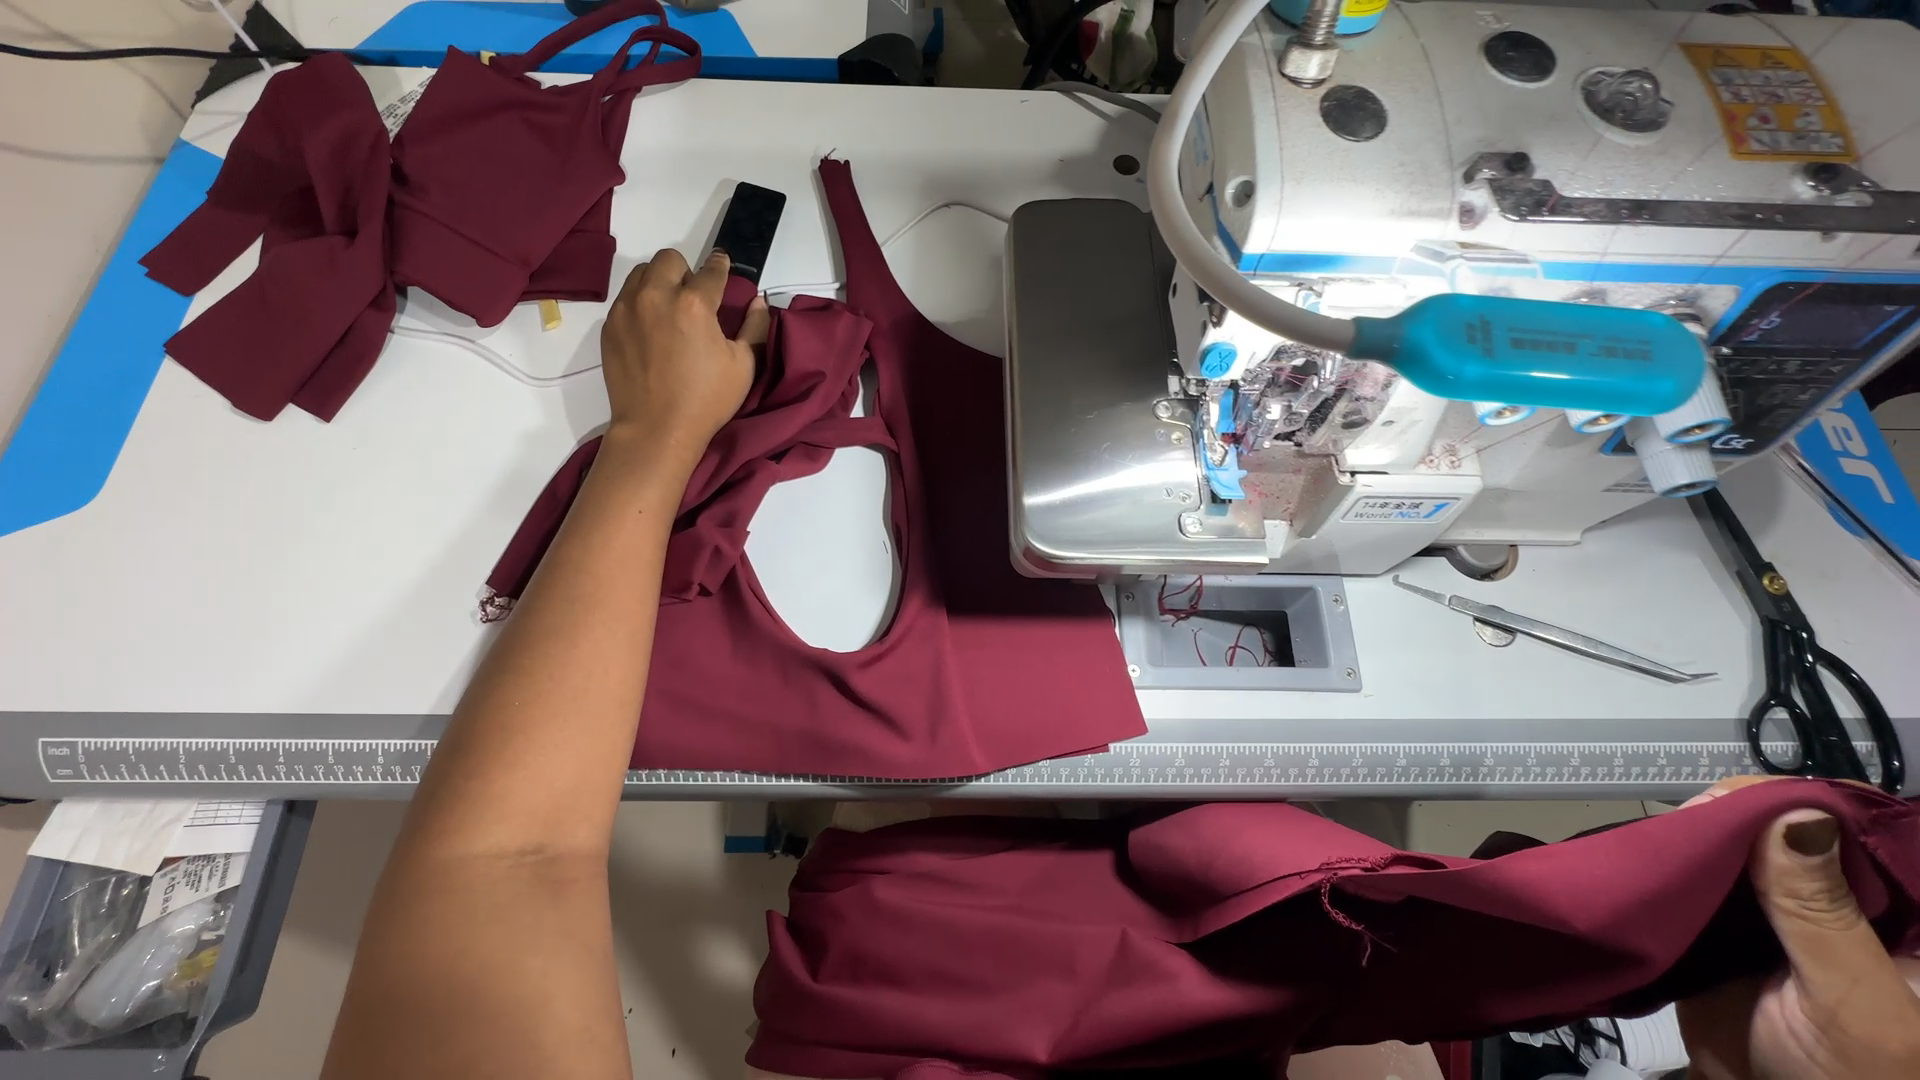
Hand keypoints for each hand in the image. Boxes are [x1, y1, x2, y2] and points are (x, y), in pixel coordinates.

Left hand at [599, 248, 769, 456]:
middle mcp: (656, 297)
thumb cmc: (707, 400)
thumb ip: (754, 328)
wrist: (656, 429)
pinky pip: (625, 299)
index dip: (720, 265)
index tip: (722, 264)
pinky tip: (651, 330)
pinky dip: (640, 304)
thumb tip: (758, 303)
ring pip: (641, 273)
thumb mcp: (743, 366)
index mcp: (694, 304)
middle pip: (668, 259)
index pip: (711, 270)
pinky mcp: (610, 327)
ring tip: (669, 308)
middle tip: (693, 295)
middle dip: (684, 270)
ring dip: (659, 282)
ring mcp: (627, 310)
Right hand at [1677, 776, 1919, 1078]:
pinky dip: (1677, 861)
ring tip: (1671, 832)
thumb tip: (1795, 814)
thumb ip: (1824, 915)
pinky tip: (1658, 853)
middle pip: (1797, 832)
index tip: (1746, 802)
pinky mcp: (1725, 929)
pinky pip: (1704, 878)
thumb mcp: (1855, 1004)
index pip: (1866, 834)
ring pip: (1745, 849)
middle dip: (1745, 813)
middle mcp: (1848, 911)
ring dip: (1706, 834)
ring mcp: (1782, 919)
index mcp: (1902, 921)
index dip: (1808, 804)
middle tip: (1695, 814)